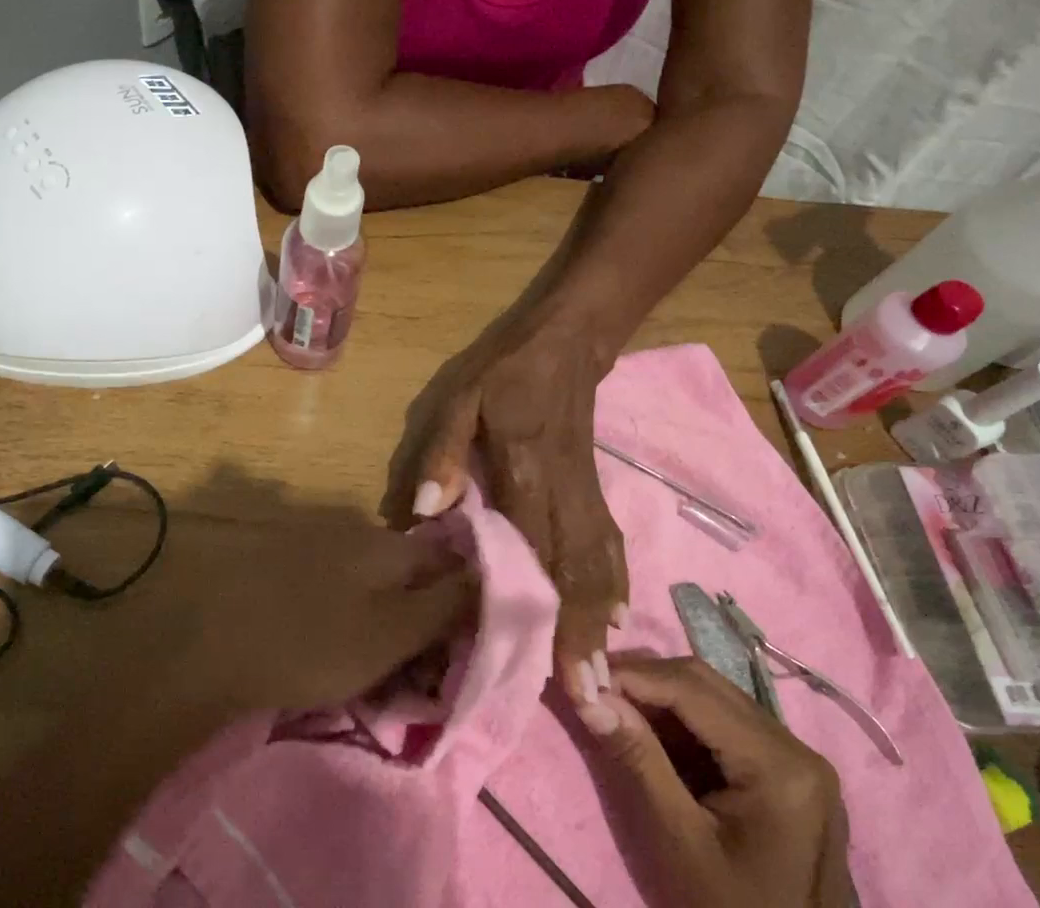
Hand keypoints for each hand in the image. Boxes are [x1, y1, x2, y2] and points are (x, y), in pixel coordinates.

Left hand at [175, 521, 477, 712]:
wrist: (211, 649)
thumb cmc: (312, 644)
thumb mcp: (392, 633)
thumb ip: (446, 604)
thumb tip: (492, 576)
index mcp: (387, 543)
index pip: (452, 564)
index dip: (468, 606)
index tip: (465, 651)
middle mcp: (355, 533)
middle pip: (413, 576)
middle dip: (426, 620)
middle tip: (423, 671)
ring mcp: (317, 548)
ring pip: (376, 587)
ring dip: (389, 625)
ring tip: (384, 671)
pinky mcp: (288, 570)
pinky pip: (341, 594)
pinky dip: (353, 622)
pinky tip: (342, 652)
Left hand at [409, 311, 625, 685]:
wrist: (567, 342)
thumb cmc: (504, 373)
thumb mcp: (459, 400)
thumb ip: (442, 454)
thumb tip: (423, 512)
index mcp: (528, 467)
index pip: (536, 546)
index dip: (545, 605)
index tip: (554, 660)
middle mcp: (566, 491)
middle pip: (578, 570)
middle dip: (583, 635)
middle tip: (589, 698)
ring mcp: (589, 493)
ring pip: (601, 565)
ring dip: (601, 622)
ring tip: (603, 679)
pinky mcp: (596, 492)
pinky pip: (610, 547)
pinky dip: (614, 587)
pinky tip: (616, 621)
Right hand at [578, 657, 852, 907]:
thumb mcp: (679, 840)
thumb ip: (638, 760)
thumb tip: (588, 695)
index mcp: (780, 764)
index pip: (693, 688)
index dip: (632, 674)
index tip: (578, 675)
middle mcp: (798, 748)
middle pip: (707, 685)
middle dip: (643, 680)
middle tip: (590, 691)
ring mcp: (798, 760)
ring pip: (715, 700)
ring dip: (660, 699)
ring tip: (611, 710)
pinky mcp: (790, 775)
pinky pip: (727, 727)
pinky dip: (683, 724)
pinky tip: (650, 738)